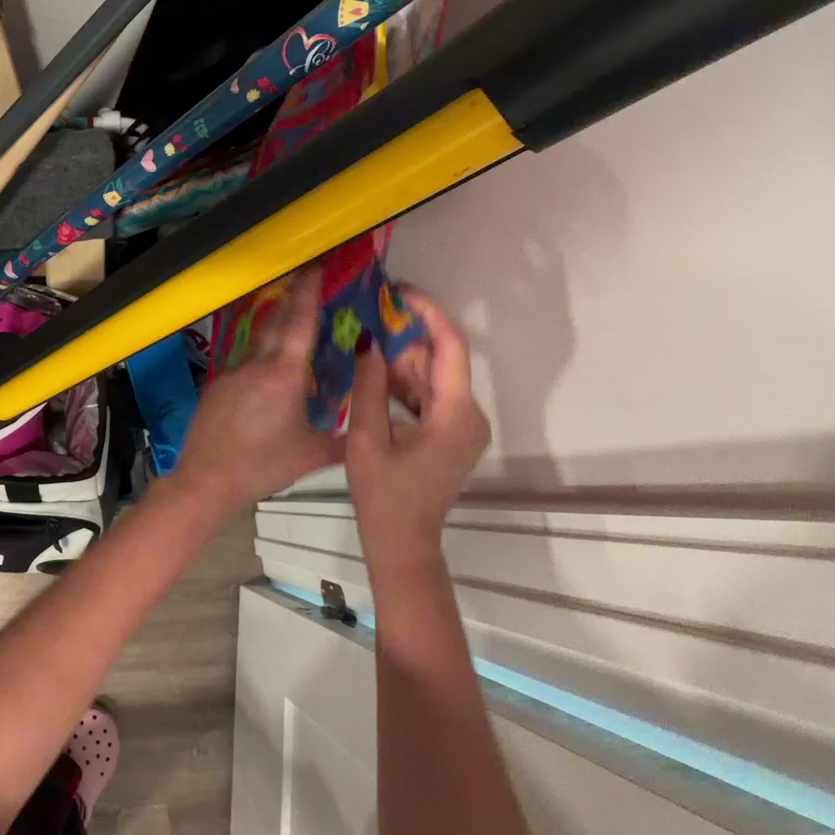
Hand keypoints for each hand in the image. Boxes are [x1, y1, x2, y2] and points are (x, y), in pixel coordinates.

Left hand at [174, 267, 345, 510]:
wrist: (206, 479)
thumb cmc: (263, 466)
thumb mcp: (312, 454)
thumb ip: (345, 438)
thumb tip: (372, 427)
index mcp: (284, 375)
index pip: (300, 323)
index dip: (309, 293)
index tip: (316, 268)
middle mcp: (256, 365)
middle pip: (277, 323)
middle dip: (293, 300)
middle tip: (307, 281)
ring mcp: (231, 373)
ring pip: (257, 341)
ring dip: (275, 326)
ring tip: (291, 319)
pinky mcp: (215, 385)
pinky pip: (242, 360)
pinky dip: (259, 353)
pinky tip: (266, 363)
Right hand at [346, 287, 489, 545]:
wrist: (402, 543)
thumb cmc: (383, 495)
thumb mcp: (366, 438)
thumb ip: (369, 387)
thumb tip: (367, 341)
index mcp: (455, 414)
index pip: (450, 347)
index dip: (428, 314)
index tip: (399, 292)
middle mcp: (469, 415)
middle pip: (441, 360)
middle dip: (407, 334)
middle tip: (369, 312)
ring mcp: (461, 426)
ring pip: (433, 378)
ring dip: (402, 358)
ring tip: (365, 334)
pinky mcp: (448, 435)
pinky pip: (428, 397)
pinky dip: (403, 382)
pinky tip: (373, 370)